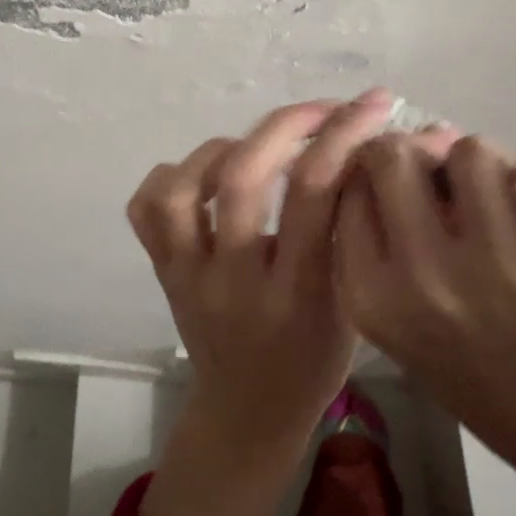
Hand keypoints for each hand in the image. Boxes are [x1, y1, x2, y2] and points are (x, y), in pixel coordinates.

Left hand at [127, 89, 396, 515]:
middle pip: (241, 179)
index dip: (343, 136)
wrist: (248, 411)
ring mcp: (188, 275)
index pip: (314, 194)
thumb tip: (362, 153)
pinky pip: (146, 211)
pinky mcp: (162, 272)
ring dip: (221, 150)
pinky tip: (205, 176)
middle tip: (318, 109)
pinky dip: (172, 177)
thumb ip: (351, 233)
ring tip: (254, 147)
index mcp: (295, 292)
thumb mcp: (351, 305)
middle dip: (284, 127)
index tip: (370, 104)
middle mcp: (234, 279)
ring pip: (181, 190)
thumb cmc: (313, 360)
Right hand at [334, 130, 515, 515]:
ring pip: (473, 151)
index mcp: (380, 307)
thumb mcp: (429, 349)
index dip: (378, 177)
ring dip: (494, 173)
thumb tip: (412, 163)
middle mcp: (427, 278)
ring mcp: (504, 260)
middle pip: (395, 156)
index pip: (346, 194)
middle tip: (457, 183)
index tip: (409, 186)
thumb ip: (401, 262)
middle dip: (422, 156)